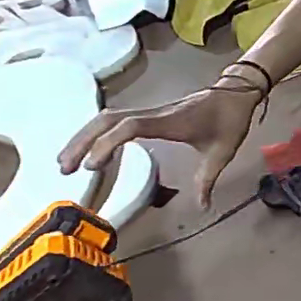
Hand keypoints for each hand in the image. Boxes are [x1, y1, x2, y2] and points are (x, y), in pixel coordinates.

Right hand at [58, 80, 262, 205]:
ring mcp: (149, 112)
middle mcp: (153, 113)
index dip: (108, 143)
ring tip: (68, 161)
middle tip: (65, 168)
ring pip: (107, 117)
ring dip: (85, 136)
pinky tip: (89, 150)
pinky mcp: (149, 114)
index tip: (92, 166)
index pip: (130, 127)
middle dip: (83, 141)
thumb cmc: (229, 121)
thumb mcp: (222, 153)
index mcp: (169, 121)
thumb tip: (203, 207)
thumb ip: (208, 179)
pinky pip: (116, 120)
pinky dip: (97, 132)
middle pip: (107, 120)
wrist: (235, 94)